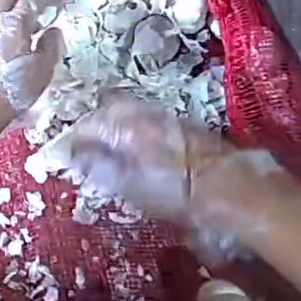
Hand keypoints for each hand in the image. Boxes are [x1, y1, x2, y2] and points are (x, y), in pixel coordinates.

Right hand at [46, 98, 296, 240]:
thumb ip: (100, 166)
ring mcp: (165, 117)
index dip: (75, 138)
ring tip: (109, 150)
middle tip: (86, 147)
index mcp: (126, 126)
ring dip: (115, 126)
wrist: (232, 189)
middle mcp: (144, 114)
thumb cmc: (177, 192)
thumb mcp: (131, 185)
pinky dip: (135, 130)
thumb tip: (74, 155)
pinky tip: (139, 151)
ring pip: (129, 112)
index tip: (68, 153)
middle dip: (94, 125)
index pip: (89, 123)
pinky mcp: (182, 126)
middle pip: (108, 108)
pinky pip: (147, 120)